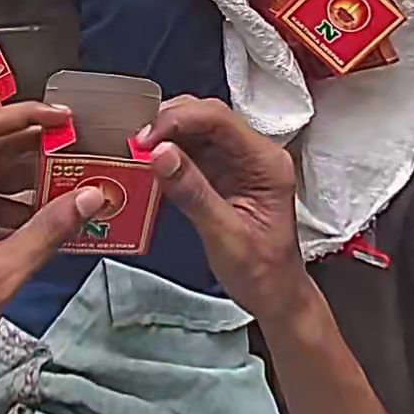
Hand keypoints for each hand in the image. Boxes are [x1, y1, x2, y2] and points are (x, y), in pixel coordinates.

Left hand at [0, 102, 106, 386]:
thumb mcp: (2, 275)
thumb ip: (48, 232)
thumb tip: (90, 196)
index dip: (25, 115)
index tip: (63, 117)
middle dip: (40, 141)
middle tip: (82, 143)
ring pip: (3, 169)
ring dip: (38, 170)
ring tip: (79, 172)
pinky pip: (3, 194)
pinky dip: (30, 197)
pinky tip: (60, 208)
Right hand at [139, 95, 312, 323]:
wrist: (276, 298)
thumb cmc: (261, 274)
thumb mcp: (226, 237)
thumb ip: (193, 193)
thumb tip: (158, 152)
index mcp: (265, 162)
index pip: (219, 119)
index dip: (180, 120)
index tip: (146, 139)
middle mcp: (253, 151)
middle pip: (207, 115)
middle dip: (170, 122)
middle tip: (137, 143)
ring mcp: (237, 157)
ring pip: (196, 125)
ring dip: (166, 132)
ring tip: (139, 148)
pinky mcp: (221, 167)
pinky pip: (191, 144)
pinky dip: (168, 146)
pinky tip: (150, 157)